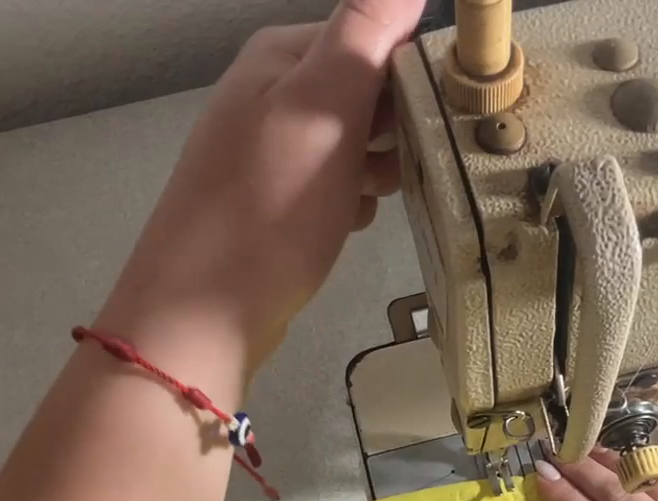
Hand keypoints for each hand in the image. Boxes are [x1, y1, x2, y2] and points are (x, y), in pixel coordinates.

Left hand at [0, 0, 421, 500]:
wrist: (204, 309)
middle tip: (432, 161)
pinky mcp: (272, 206)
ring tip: (403, 191)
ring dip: (382, 162)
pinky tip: (360, 218)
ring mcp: (268, 154)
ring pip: (350, 142)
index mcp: (282, 58)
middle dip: (400, 121)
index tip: (453, 111)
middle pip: (361, 89)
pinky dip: (353, 196)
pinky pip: (331, 185)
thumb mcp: (321, 110)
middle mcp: (271, 95)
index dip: (415, 68)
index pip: (370, 34)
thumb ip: (363, 37)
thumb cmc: (269, 210)